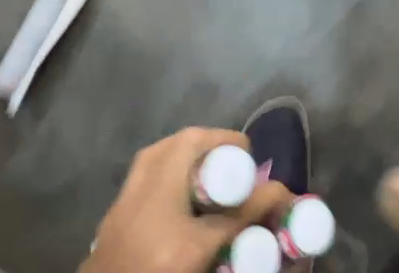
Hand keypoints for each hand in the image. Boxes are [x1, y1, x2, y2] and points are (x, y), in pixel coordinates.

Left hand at [82, 127, 291, 272]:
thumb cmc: (156, 268)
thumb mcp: (204, 246)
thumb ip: (243, 215)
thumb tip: (281, 191)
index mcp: (161, 176)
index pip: (199, 138)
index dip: (228, 143)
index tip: (249, 160)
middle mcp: (140, 177)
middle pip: (179, 145)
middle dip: (209, 150)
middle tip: (234, 171)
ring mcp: (124, 198)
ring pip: (161, 161)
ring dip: (190, 166)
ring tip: (213, 187)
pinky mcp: (117, 218)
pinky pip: (150, 181)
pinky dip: (173, 183)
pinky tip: (185, 211)